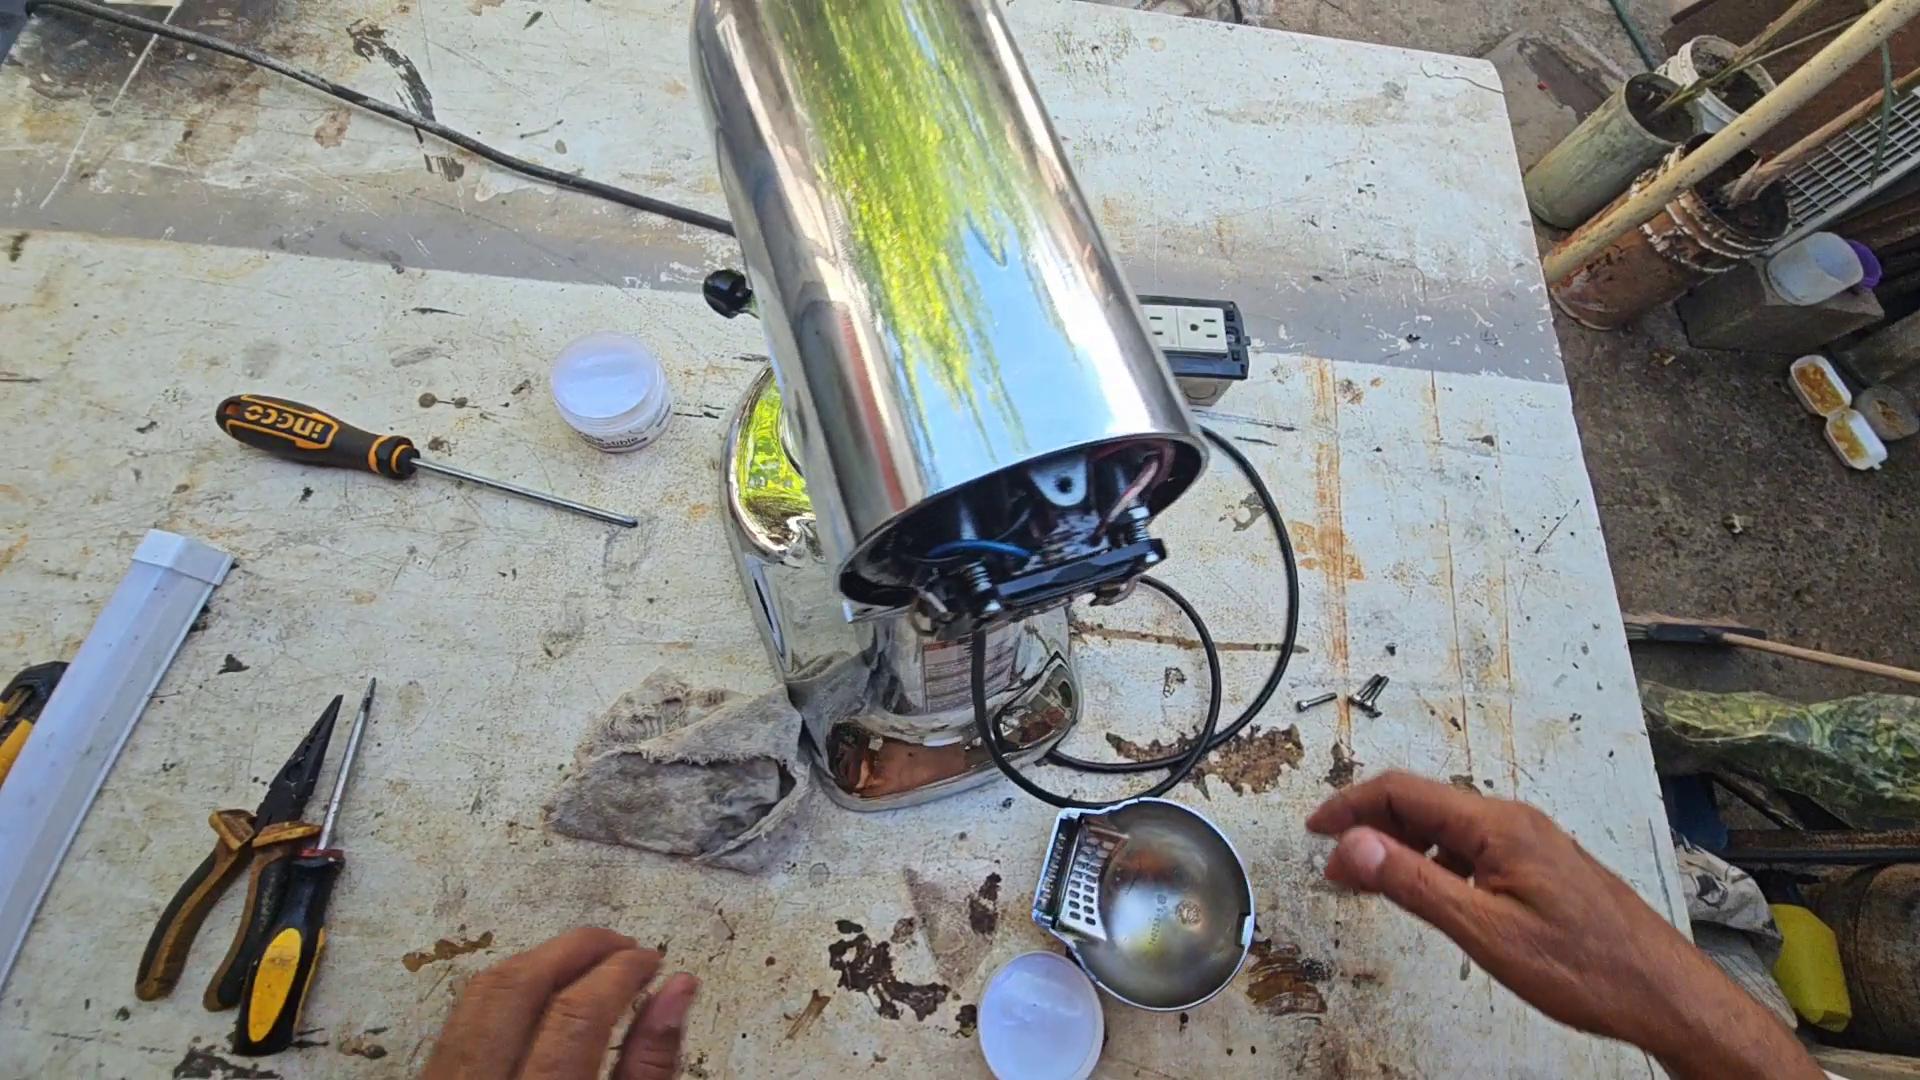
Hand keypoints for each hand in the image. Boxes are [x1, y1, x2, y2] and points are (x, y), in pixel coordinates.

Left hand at [422, 927, 698, 1079]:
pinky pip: (463, 1022)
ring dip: (544, 961)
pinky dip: (513, 993)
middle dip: (580, 948)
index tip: (655, 961)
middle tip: (627, 948)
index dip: (622, 970)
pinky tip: (550, 1001)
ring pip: (480, 996)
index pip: (574, 1016)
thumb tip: (680, 984)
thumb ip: (650, 1068)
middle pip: (514, 989)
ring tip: (594, 966)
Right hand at [1307, 772, 1821, 1079]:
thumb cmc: (1585, 970)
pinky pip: (1466, 845)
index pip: (1400, 791)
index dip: (1349, 806)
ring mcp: (1526, 838)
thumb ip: (1413, 883)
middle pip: (1419, 803)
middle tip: (1337, 866)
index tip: (1315, 832)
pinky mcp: (1538, 861)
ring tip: (1370, 879)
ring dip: (1396, 843)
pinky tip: (1426, 890)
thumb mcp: (1487, 931)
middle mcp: (1508, 818)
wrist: (1679, 1005)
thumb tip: (1349, 843)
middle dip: (1368, 826)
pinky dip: (1429, 859)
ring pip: (1441, 825)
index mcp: (1494, 823)